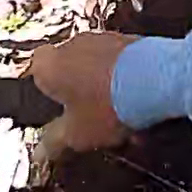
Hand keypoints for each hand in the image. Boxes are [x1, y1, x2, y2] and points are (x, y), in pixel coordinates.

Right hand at [30, 30, 134, 151]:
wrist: (155, 77)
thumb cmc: (106, 106)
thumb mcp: (76, 134)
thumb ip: (54, 142)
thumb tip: (37, 154)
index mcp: (51, 64)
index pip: (36, 66)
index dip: (46, 86)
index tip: (58, 105)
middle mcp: (74, 44)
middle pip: (70, 67)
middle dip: (80, 90)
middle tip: (91, 117)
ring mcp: (104, 37)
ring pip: (98, 65)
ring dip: (105, 85)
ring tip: (122, 116)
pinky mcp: (130, 38)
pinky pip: (120, 61)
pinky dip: (126, 77)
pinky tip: (140, 102)